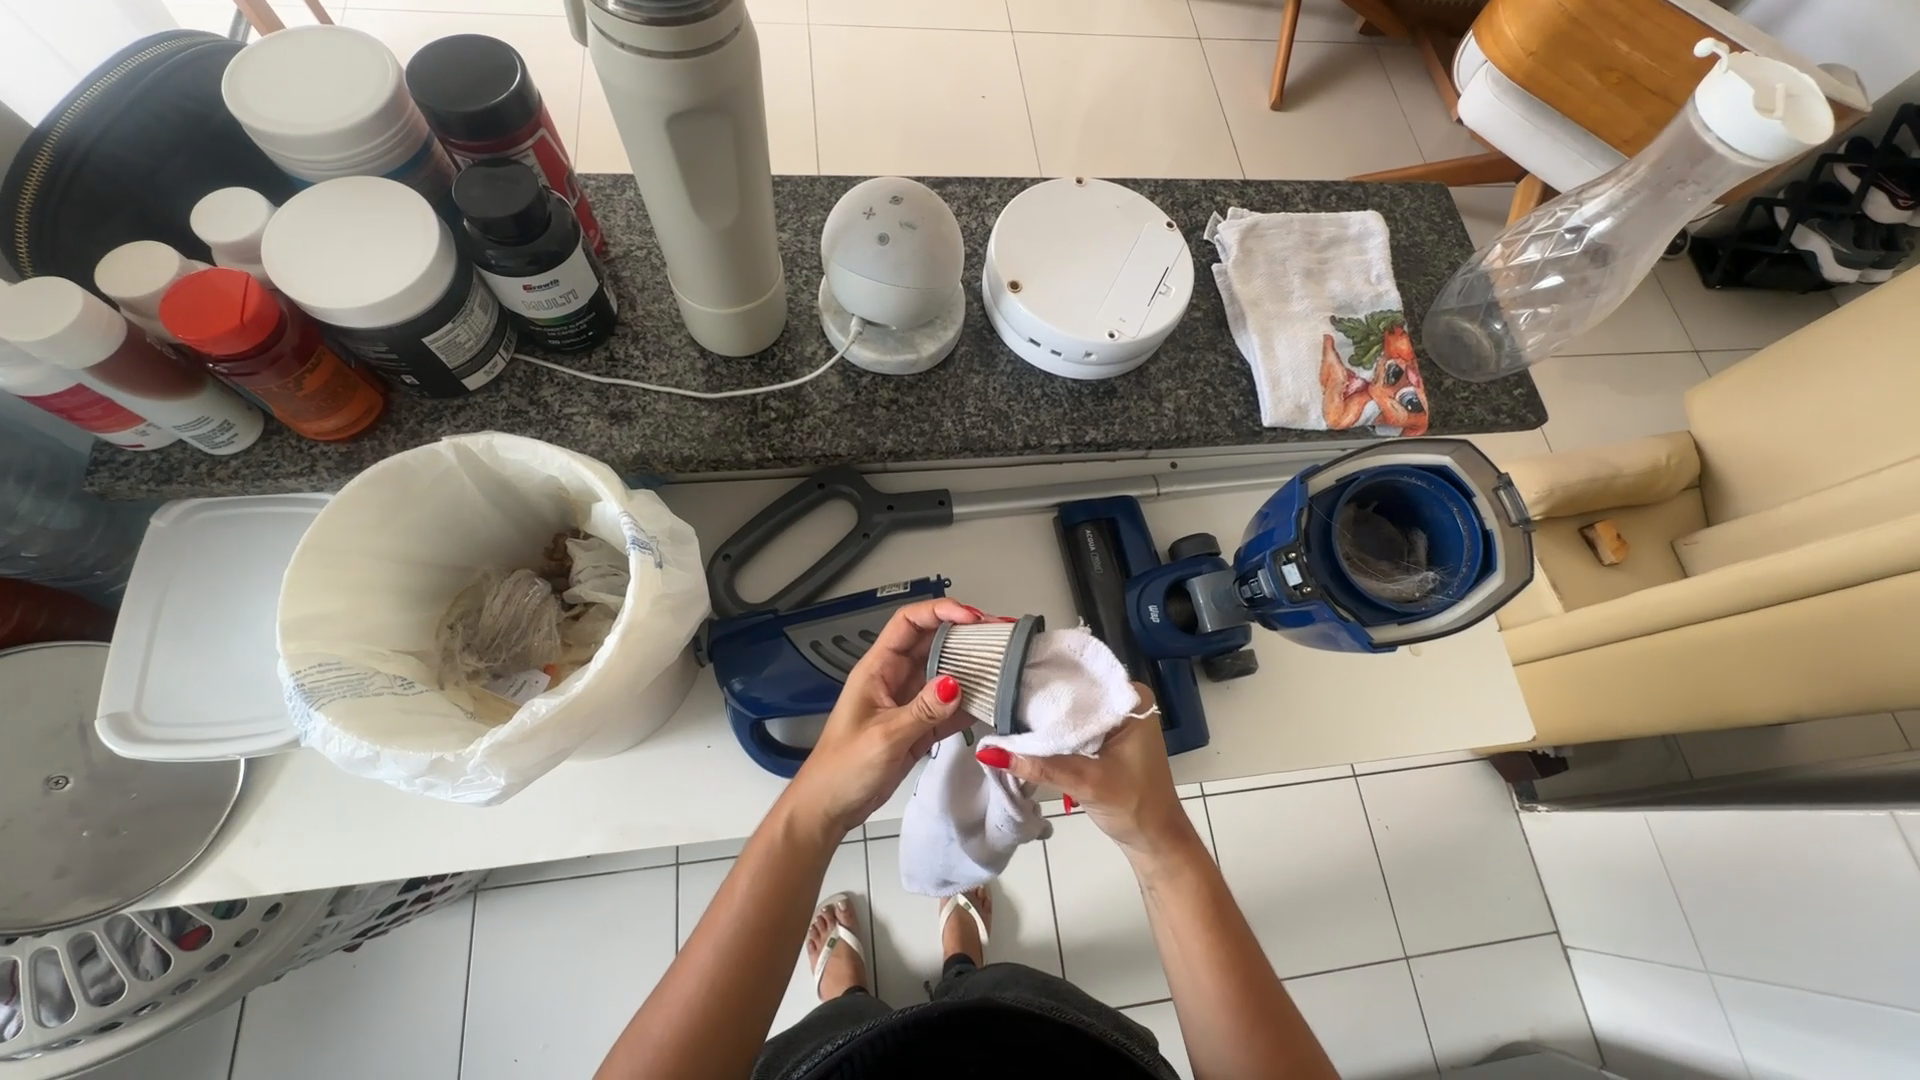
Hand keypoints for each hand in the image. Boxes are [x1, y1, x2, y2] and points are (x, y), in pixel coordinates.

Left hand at [781, 598, 982, 835]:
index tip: (972, 618)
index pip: (908, 623)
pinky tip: (992, 702)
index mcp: (877, 668)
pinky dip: (969, 704)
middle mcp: (895, 678)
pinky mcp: (919, 728)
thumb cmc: (843, 767)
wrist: (829, 807)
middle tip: (999, 638)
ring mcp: (908, 702)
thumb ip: (923, 710)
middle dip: (965, 636)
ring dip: (972, 669)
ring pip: (945, 674)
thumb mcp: (884, 736)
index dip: (939, 612)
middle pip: (933, 644)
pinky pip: (948, 708)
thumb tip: (956, 684)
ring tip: (1004, 665)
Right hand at [981, 683, 1196, 857]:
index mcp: (1133, 700)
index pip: (1084, 680)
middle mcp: (1124, 702)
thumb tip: (990, 753)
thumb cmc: (1134, 806)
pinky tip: (1027, 731)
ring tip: (1007, 709)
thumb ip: (1041, 766)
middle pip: (1076, 693)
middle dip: (1044, 699)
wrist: (1154, 840)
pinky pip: (1074, 725)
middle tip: (1003, 695)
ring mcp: (1115, 720)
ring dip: (1047, 717)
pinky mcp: (1105, 737)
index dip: (1050, 682)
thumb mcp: (1087, 783)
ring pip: (1073, 710)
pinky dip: (1055, 731)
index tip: (1013, 682)